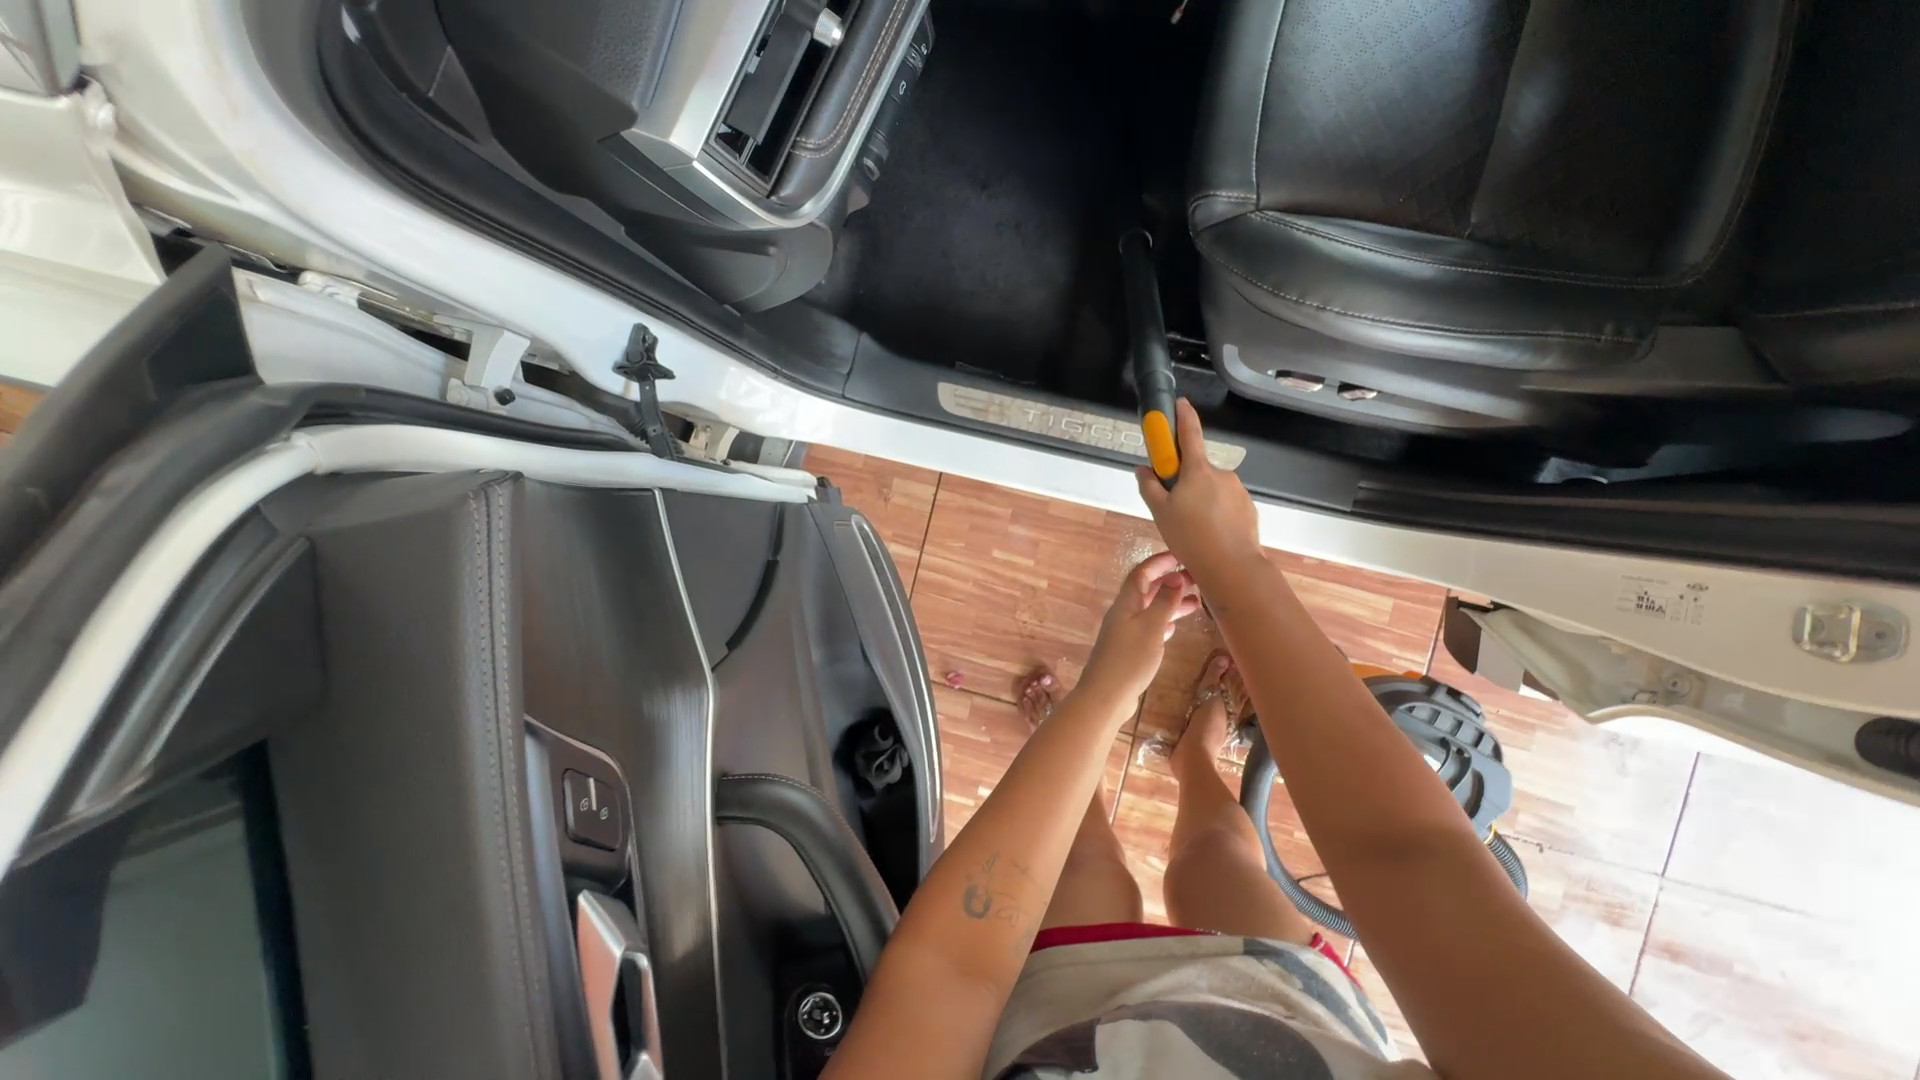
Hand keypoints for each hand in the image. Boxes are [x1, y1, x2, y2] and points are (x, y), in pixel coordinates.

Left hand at [1080, 551, 1200, 704]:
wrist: (1106, 696)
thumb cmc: (1129, 659)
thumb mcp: (1151, 627)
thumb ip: (1164, 602)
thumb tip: (1175, 577)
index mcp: (1126, 603)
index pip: (1141, 573)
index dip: (1160, 562)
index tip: (1181, 556)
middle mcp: (1124, 614)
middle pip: (1147, 590)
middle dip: (1170, 582)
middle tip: (1197, 580)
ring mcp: (1125, 632)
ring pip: (1150, 610)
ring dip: (1170, 603)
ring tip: (1196, 603)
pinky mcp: (1129, 650)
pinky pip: (1149, 627)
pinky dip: (1163, 622)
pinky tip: (1175, 626)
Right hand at [1136, 399, 1261, 585]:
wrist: (1232, 566)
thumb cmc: (1190, 537)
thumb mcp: (1160, 513)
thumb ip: (1150, 487)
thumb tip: (1143, 469)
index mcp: (1198, 470)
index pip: (1189, 433)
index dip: (1183, 416)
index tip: (1180, 403)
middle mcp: (1221, 474)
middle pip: (1198, 469)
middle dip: (1186, 482)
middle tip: (1174, 509)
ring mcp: (1238, 491)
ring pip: (1212, 489)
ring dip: (1201, 501)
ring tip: (1193, 530)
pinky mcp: (1248, 508)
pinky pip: (1226, 504)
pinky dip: (1216, 514)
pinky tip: (1210, 534)